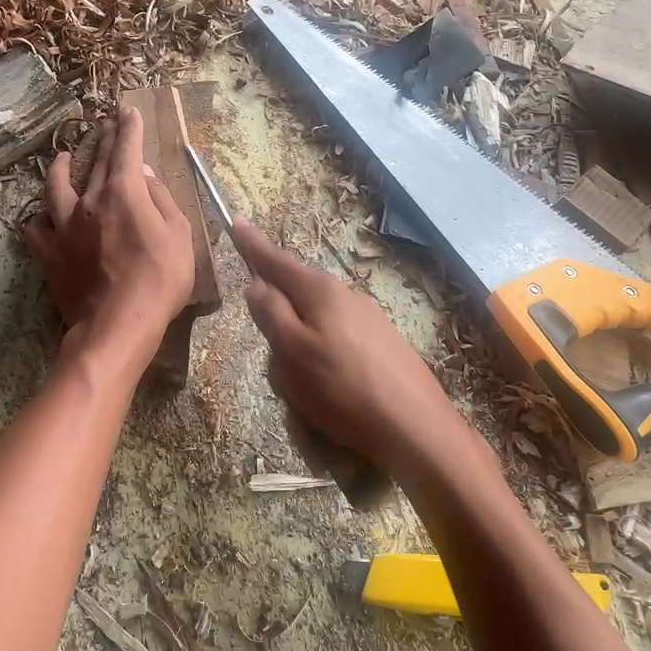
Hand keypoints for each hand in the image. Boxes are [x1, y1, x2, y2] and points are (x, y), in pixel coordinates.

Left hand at [21, 105, 195, 358]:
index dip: (129, 127)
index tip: (127, 109)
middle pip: (95, 161)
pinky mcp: (49, 254)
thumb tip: (144, 174)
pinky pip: (35, 229)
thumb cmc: (159, 281)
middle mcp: (89, 201)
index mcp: (124, 193)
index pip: (126, 149)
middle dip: (103, 138)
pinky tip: (40, 216)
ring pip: (55, 187)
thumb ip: (161, 199)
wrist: (117, 325)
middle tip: (106, 122)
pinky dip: (37, 219)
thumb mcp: (178, 235)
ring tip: (64, 157)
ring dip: (60, 167)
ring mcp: (64, 227)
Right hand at [232, 222, 464, 473]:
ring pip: (315, 328)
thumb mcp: (292, 352)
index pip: (276, 261)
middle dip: (279, 329)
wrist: (415, 428)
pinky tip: (335, 398)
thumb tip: (256, 283)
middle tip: (281, 371)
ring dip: (302, 355)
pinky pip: (337, 346)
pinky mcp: (382, 345)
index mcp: (319, 291)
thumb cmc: (343, 389)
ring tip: (309, 397)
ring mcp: (368, 319)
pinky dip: (325, 367)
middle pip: (295, 299)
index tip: (236, 222)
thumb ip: (270, 314)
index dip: (252, 245)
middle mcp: (345, 295)